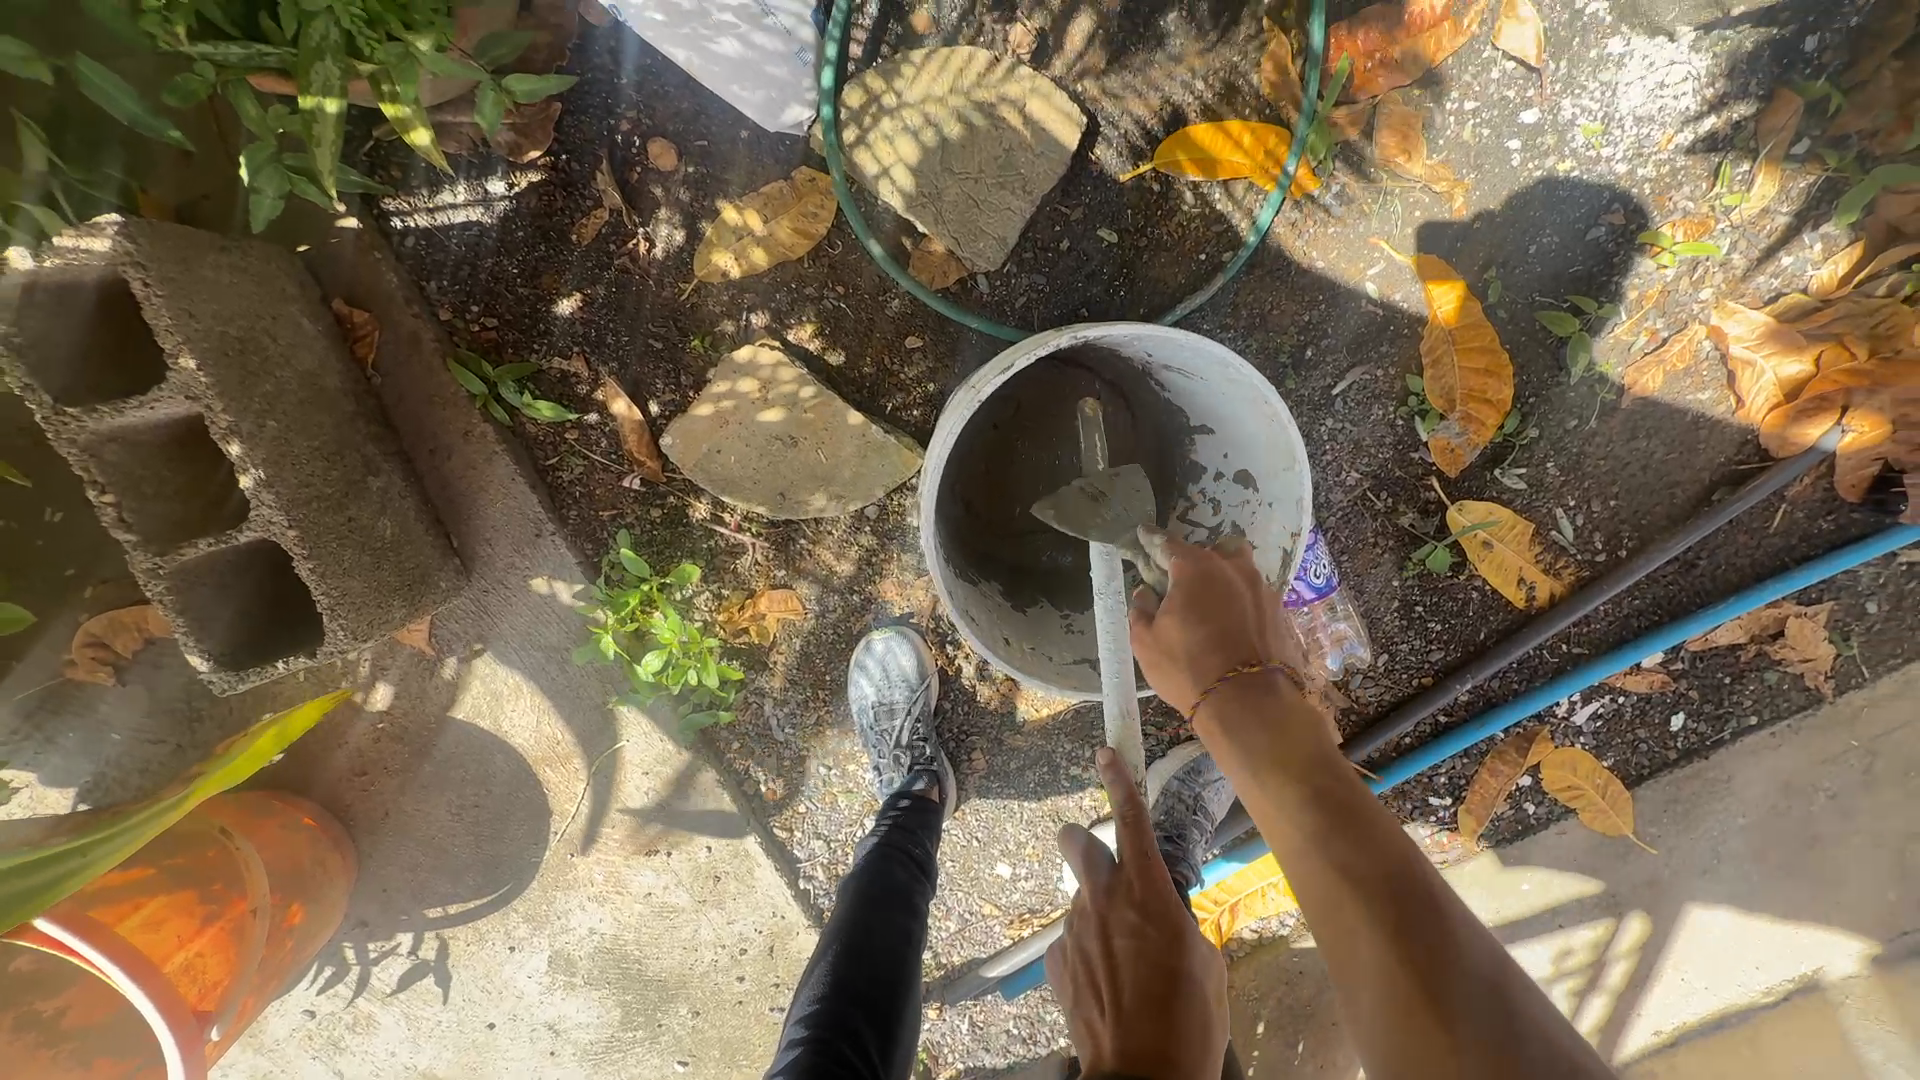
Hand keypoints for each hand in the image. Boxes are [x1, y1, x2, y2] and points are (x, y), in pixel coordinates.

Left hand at [1047, 747, 1228, 1079]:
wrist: (1145, 1077)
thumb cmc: (1191, 1019)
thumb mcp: (1206, 961)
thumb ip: (1178, 919)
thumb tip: (1163, 912)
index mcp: (1145, 891)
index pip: (1129, 818)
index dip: (1118, 780)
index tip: (1105, 753)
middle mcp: (1101, 899)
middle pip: (1074, 841)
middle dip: (1085, 843)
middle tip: (1108, 872)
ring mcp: (1073, 930)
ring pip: (1080, 899)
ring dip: (1098, 914)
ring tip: (1126, 963)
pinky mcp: (1056, 961)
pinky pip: (1072, 940)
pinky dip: (1087, 951)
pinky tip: (1108, 985)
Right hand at [1129, 531, 1303, 715]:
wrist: (1250, 704)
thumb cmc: (1188, 668)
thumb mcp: (1146, 642)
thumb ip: (1141, 610)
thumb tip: (1146, 593)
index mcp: (1195, 568)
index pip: (1167, 543)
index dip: (1151, 540)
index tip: (1142, 535)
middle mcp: (1232, 568)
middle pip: (1210, 550)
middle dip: (1193, 560)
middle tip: (1179, 581)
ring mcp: (1261, 588)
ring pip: (1239, 568)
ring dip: (1223, 576)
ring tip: (1209, 600)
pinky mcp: (1280, 611)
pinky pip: (1254, 594)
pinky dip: (1240, 600)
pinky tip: (1230, 622)